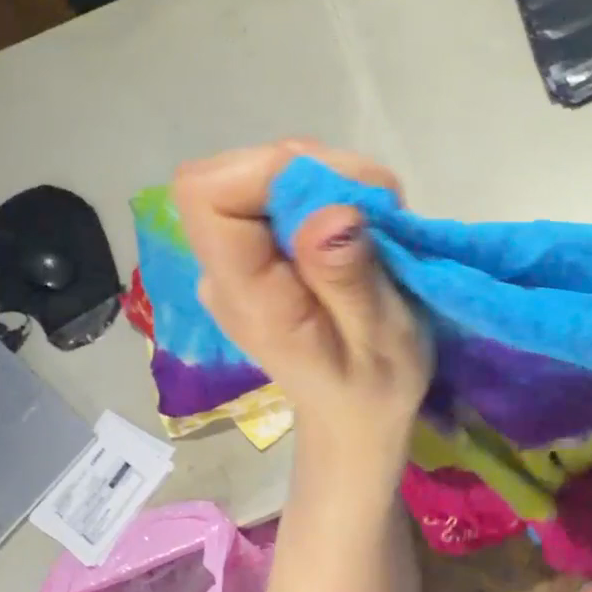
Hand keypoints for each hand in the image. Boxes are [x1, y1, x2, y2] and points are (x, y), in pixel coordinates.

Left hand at [171, 141, 431, 474]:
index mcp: (249, 298)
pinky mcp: (256, 258)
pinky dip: (322, 196)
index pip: (209, 196)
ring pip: (258, 180)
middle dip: (309, 172)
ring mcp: (236, 264)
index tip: (344, 193)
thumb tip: (329, 212)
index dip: (270, 170)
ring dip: (324, 181)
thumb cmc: (375, 390)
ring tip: (377, 224)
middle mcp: (225, 273)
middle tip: (376, 206)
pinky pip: (274, 200)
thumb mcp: (382, 342)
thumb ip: (350, 280)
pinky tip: (359, 233)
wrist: (355, 420)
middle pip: (231, 177)